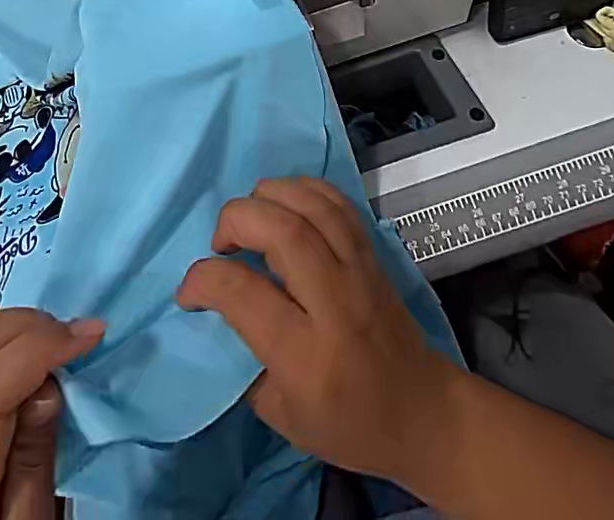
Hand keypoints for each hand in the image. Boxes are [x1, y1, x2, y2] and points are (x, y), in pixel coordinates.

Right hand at [175, 177, 457, 485]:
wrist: (422, 413)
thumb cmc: (347, 423)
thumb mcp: (280, 412)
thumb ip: (242, 354)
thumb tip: (216, 304)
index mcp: (306, 355)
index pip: (243, 292)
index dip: (203, 279)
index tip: (190, 291)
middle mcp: (336, 302)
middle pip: (283, 231)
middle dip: (236, 220)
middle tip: (222, 243)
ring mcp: (360, 271)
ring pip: (312, 205)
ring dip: (268, 196)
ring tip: (250, 218)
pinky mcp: (373, 254)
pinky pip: (337, 202)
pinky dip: (303, 189)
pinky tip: (284, 203)